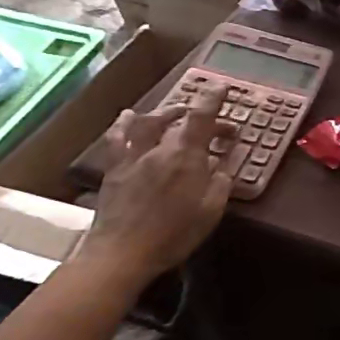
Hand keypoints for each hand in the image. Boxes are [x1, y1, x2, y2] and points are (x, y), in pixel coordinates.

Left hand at [75, 84, 236, 285]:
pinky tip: (130, 115)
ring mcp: (134, 156)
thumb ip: (221, 182)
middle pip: (181, 120)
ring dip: (167, 112)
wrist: (122, 253)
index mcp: (187, 157)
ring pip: (150, 122)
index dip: (213, 99)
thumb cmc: (173, 235)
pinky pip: (118, 138)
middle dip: (201, 116)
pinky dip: (125, 123)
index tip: (223, 86)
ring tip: (178, 110)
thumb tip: (224, 162)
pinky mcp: (115, 168)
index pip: (202, 118)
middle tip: (217, 127)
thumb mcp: (211, 211)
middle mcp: (160, 148)